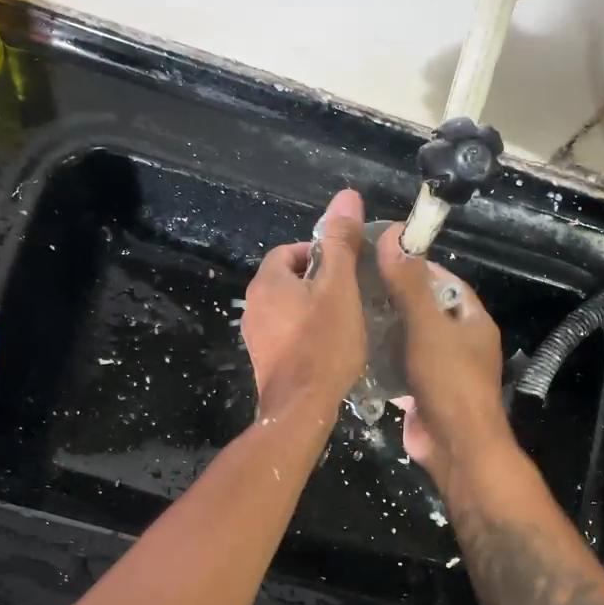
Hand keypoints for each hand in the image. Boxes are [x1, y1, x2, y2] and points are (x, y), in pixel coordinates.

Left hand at [242, 189, 367, 421]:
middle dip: (318, 282)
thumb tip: (346, 197)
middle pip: (288, 279)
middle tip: (350, 295)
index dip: (320, 254)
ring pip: (287, 308)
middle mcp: (253, 305)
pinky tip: (328, 346)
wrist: (300, 407)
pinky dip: (306, 332)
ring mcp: (256, 336)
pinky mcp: (265, 360)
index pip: (290, 250)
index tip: (346, 269)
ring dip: (313, 308)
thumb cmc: (323, 343)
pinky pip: (286, 333)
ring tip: (344, 320)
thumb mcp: (339, 288)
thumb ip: (341, 243)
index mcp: (267, 282)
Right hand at [377, 224, 512, 479]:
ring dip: (384, 330)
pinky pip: (400, 369)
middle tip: (355, 284)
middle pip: (423, 310)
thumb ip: (409, 284)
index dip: (414, 266)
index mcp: (471, 320)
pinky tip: (353, 350)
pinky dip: (380, 361)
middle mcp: (460, 342)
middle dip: (392, 298)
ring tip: (348, 313)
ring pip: (409, 340)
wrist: (456, 448)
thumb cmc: (449, 382)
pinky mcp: (423, 394)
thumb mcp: (427, 326)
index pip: (443, 281)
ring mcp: (442, 370)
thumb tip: (393, 236)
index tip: (380, 256)